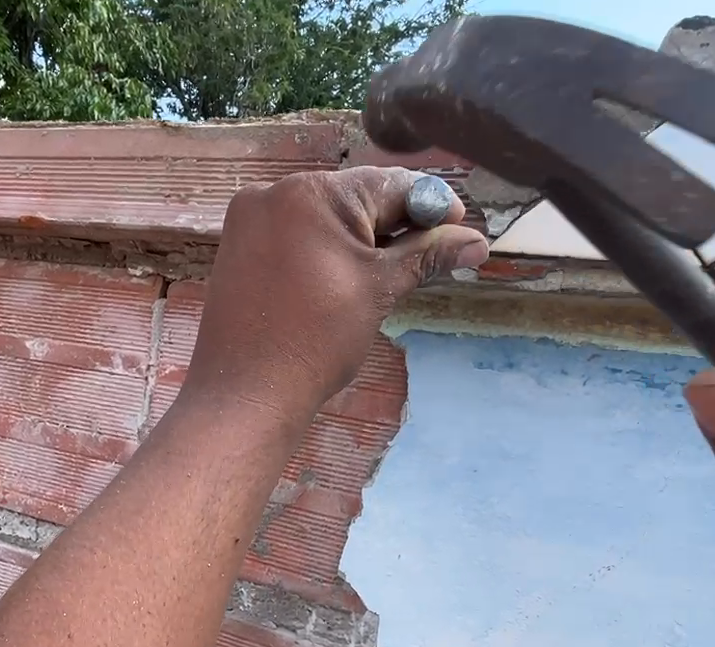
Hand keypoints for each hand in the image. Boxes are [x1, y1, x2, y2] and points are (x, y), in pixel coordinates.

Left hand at [180, 166, 488, 428]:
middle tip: (428, 259)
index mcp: (310, 192)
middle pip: (353, 199)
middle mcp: (272, 194)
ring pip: (322, 221)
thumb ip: (425, 256)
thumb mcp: (378, 292)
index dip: (430, 206)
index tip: (459, 230)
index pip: (389, 184)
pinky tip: (341, 284)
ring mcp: (248, 223)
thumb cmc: (316, 341)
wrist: (246, 395)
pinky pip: (293, 239)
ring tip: (385, 279)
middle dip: (393, 227)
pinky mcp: (237, 252)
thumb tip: (476, 242)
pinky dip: (322, 254)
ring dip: (359, 243)